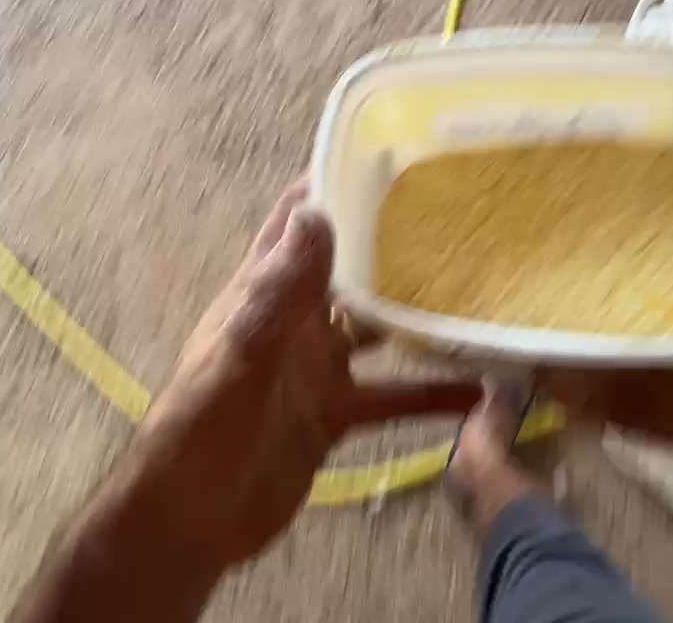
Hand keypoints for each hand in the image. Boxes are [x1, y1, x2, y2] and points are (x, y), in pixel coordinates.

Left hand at [10, 183, 480, 622]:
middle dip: (385, 240)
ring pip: (373, 327)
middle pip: (344, 267)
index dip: (326, 186)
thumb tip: (313, 212)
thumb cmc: (205, 428)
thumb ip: (277, 289)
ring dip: (414, 312)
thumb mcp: (241, 354)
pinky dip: (428, 394)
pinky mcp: (333, 412)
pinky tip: (477, 391)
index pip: (292, 222)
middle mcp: (292, 318)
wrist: (194, 517)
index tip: (379, 155)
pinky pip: (389, 396)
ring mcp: (315, 366)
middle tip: (450, 214)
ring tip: (473, 291)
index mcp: (261, 291)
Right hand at [537, 201, 672, 622]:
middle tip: (573, 190)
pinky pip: (654, 358)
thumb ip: (650, 397)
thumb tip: (545, 370)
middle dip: (642, 220)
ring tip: (557, 249)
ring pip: (671, 302)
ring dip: (621, 283)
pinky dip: (614, 346)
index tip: (651, 136)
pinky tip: (570, 338)